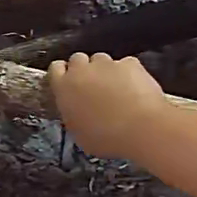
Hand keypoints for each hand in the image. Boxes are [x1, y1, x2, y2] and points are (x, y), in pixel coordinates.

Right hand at [46, 52, 170, 160]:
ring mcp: (106, 64)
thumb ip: (72, 113)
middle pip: (77, 59)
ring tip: (115, 89)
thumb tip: (77, 110)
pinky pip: (125, 64)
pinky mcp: (129, 63)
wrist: (141, 129)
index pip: (55, 68)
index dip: (63, 74)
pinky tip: (134, 89)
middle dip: (83, 70)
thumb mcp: (78, 131)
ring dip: (104, 70)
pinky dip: (128, 73)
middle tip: (92, 87)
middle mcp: (82, 70)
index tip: (68, 83)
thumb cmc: (106, 137)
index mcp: (63, 87)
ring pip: (101, 59)